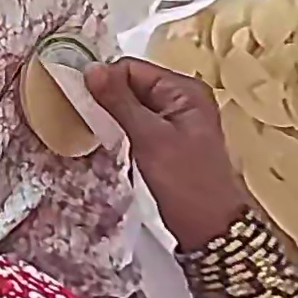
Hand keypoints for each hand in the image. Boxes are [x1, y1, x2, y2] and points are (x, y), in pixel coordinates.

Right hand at [85, 58, 251, 248]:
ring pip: (131, 103)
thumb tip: (90, 67)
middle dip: (108, 97)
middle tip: (87, 117)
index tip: (85, 101)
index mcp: (184, 89)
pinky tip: (109, 139)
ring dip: (112, 113)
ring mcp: (175, 118)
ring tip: (95, 128)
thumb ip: (119, 101)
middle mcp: (181, 97)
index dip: (107, 81)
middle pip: (131, 83)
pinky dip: (120, 126)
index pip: (132, 68)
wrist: (211, 229)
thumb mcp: (149, 137)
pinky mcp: (166, 138)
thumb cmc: (185, 182)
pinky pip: (136, 120)